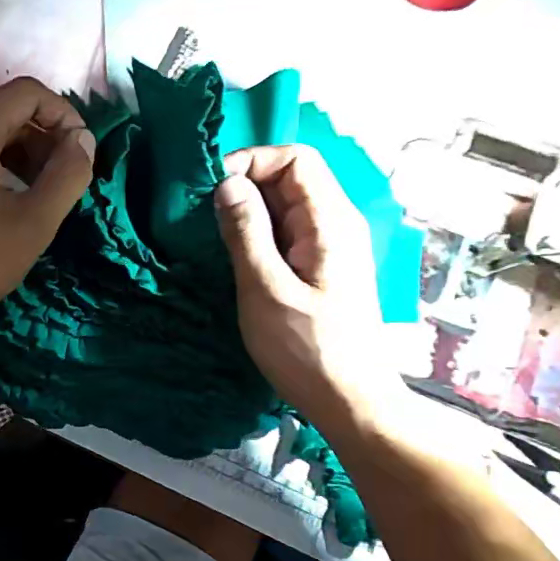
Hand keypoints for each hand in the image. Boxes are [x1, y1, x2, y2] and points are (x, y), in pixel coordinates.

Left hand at [0, 78, 94, 372]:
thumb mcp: (36, 221)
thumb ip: (69, 173)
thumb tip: (84, 140)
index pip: (25, 92)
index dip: (63, 113)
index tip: (82, 150)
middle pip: (2, 109)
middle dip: (42, 135)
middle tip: (64, 175)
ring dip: (18, 151)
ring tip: (38, 191)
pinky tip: (3, 199)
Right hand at [215, 145, 403, 433]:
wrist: (350, 401)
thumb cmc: (308, 350)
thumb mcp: (266, 290)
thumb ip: (246, 233)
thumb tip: (228, 184)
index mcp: (331, 221)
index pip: (296, 158)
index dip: (253, 161)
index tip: (215, 189)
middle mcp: (339, 224)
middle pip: (293, 178)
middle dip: (248, 187)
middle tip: (209, 218)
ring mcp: (334, 247)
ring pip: (290, 207)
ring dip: (252, 213)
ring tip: (218, 238)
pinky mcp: (325, 268)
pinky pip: (292, 233)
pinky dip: (263, 235)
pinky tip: (241, 259)